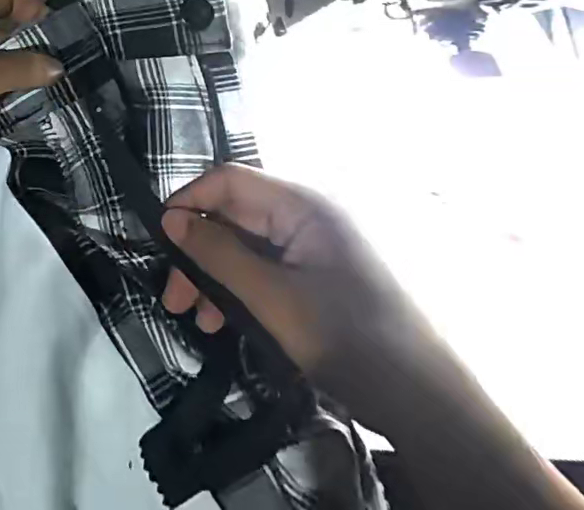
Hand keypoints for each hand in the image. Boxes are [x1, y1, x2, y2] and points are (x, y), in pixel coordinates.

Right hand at [164, 166, 583, 509]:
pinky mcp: (314, 274)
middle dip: (199, 251)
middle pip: (235, 215)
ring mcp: (312, 246)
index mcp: (303, 205)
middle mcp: (306, 215)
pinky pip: (264, 268)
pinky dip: (238, 289)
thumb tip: (170, 220)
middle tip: (173, 296)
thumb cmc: (348, 339)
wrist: (424, 402)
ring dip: (214, 276)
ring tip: (196, 318)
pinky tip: (222, 320)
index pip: (230, 180)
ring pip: (245, 245)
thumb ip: (219, 255)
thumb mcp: (273, 299)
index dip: (190, 201)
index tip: (159, 238)